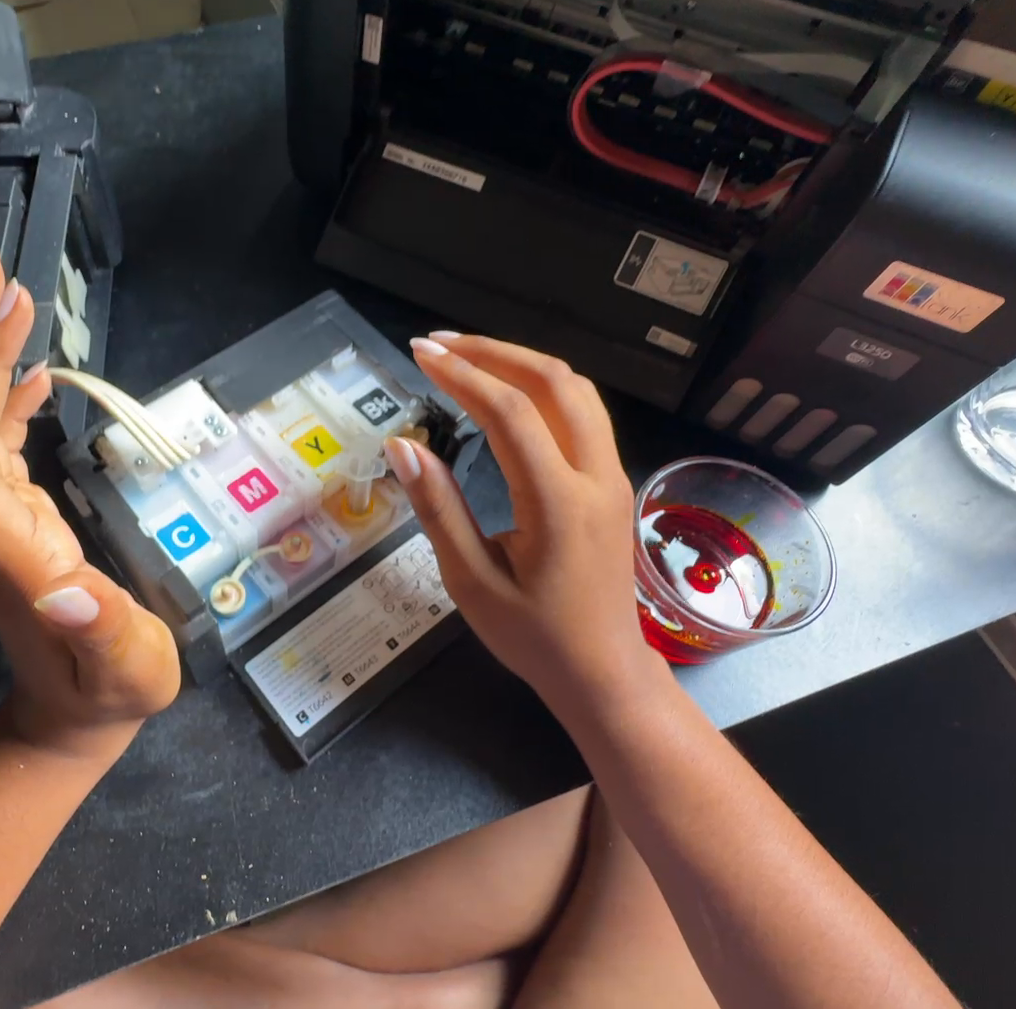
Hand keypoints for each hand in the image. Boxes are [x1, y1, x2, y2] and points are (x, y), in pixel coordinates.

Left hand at [0, 240, 180, 760]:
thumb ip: (99, 631)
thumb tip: (64, 585)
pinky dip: (9, 392)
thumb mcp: (125, 671)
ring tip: (10, 287)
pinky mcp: (19, 512)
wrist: (75, 714)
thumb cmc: (108, 694)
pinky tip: (32, 364)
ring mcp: (1, 513)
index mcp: (9, 550)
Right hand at [383, 332, 666, 710]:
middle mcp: (596, 477)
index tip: (420, 353)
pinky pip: (583, 413)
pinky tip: (507, 391)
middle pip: (554, 382)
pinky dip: (541, 386)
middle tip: (439, 343)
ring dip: (521, 362)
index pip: (511, 413)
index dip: (462, 375)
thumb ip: (439, 510)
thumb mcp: (471, 582)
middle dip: (493, 351)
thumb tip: (402, 446)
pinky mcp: (613, 482)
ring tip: (468, 357)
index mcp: (559, 504)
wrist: (604, 672)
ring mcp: (612, 476)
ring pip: (576, 391)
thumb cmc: (533, 637)